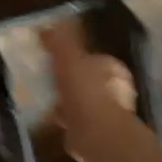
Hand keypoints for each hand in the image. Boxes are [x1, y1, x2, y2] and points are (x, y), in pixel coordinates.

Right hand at [43, 18, 137, 161]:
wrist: (96, 132)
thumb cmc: (84, 89)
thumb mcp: (66, 57)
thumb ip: (57, 42)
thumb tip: (45, 28)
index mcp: (112, 69)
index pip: (95, 58)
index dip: (77, 58)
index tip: (58, 60)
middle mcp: (117, 89)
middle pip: (90, 81)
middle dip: (73, 82)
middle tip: (52, 80)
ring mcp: (110, 113)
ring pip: (85, 102)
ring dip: (70, 103)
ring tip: (51, 100)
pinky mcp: (100, 133)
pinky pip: (80, 122)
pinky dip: (70, 121)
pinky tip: (56, 119)